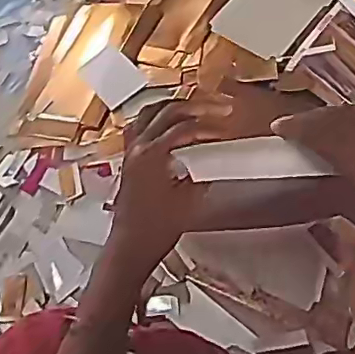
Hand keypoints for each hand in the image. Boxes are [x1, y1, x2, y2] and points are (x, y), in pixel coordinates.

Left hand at [106, 94, 235, 275]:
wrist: (131, 246)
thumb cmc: (157, 228)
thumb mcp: (189, 199)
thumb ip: (203, 171)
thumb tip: (216, 157)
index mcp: (152, 154)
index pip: (185, 128)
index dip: (209, 127)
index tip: (225, 130)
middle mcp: (138, 146)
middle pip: (168, 111)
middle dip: (197, 107)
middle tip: (219, 108)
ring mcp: (130, 150)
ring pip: (152, 111)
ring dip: (176, 107)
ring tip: (198, 108)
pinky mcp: (128, 157)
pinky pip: (142, 124)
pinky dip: (158, 117)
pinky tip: (171, 122)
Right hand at [270, 106, 354, 289]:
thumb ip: (333, 189)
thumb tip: (314, 178)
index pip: (326, 132)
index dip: (300, 127)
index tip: (284, 128)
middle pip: (341, 118)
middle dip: (314, 119)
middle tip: (295, 126)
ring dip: (333, 116)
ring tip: (316, 125)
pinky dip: (353, 119)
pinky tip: (346, 129)